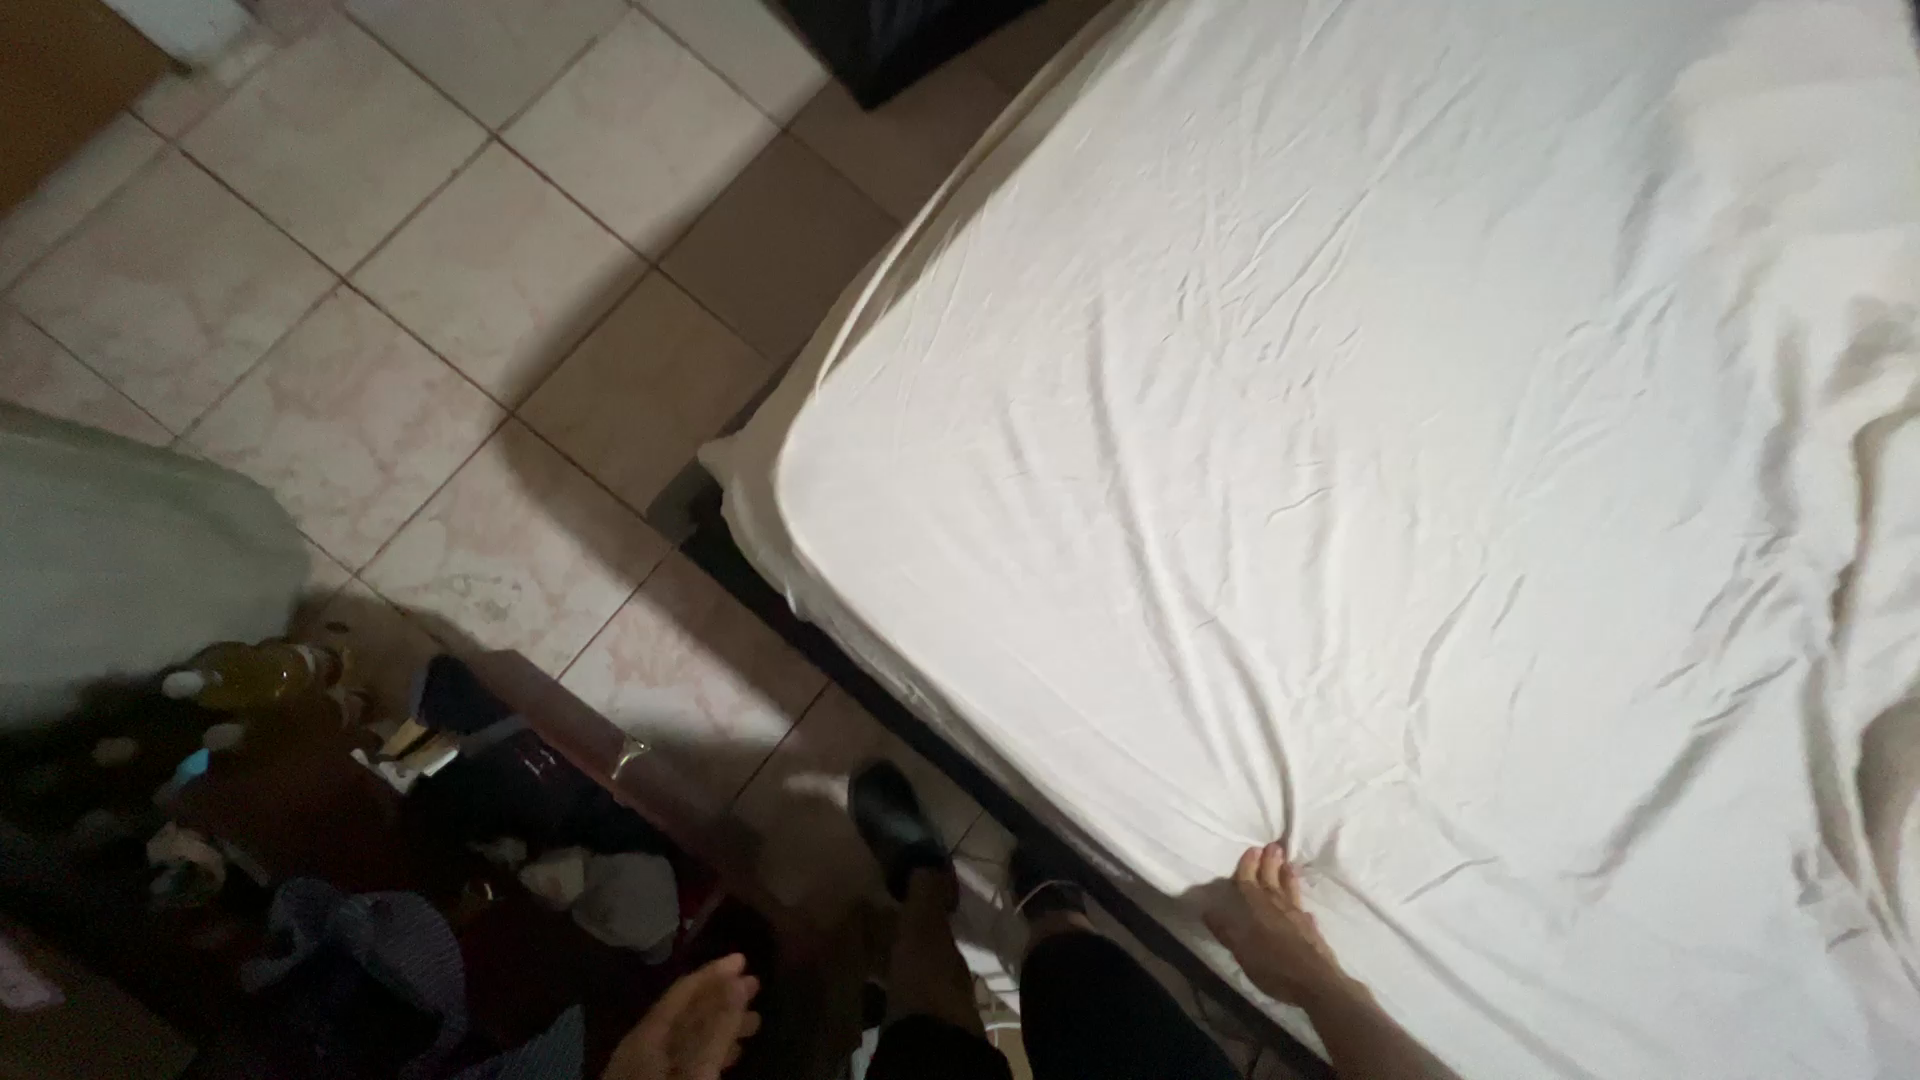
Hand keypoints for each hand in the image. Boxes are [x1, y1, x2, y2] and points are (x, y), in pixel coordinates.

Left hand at [603, 954, 762, 1079]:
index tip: (745, 960)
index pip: (682, 992)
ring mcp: (645, 1077)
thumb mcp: (696, 1075)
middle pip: (685, 1014)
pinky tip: (732, 1058)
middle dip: (722, 998)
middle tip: (757, 988)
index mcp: (646, 1040)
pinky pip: (685, 1063)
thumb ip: (718, 1028)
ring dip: (721, 1026)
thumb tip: (738, 981)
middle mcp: (641, 1052)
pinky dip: (710, 1053)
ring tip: (755, 1023)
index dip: (714, 972)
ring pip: (688, 1039)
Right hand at [1204, 843, 1352, 1006]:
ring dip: (1287, 877)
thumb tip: (1207, 910)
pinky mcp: (1312, 930)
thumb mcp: (1242, 951)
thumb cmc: (1273, 965)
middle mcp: (1277, 906)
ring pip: (1290, 890)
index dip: (1248, 864)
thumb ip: (1225, 931)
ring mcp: (1297, 917)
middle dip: (1270, 862)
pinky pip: (1303, 911)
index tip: (1252, 848)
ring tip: (1288, 865)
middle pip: (1271, 879)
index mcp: (1256, 907)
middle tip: (1273, 846)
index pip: (1249, 880)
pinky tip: (1304, 909)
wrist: (1316, 983)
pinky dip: (1301, 906)